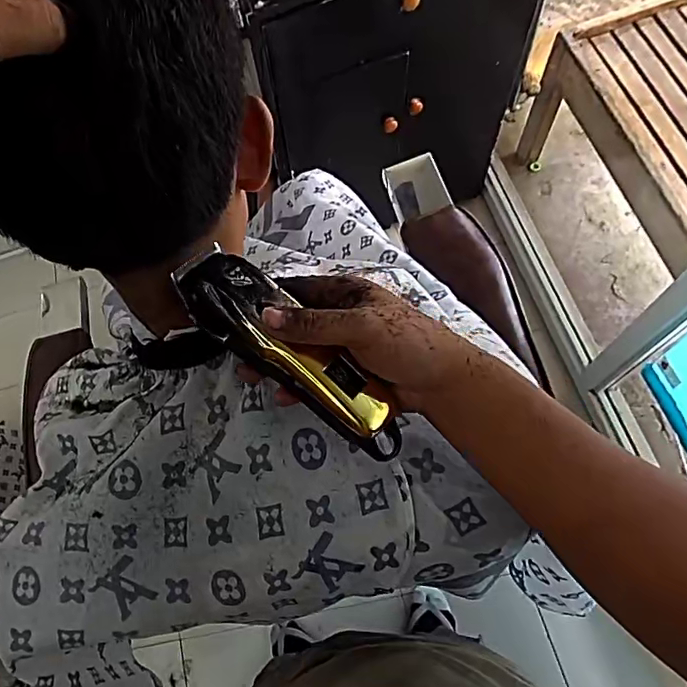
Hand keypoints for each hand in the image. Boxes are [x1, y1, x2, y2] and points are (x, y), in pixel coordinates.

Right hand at [258, 275, 491, 411]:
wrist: (442, 384)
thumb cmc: (411, 342)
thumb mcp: (359, 327)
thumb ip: (313, 324)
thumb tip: (269, 316)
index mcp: (345, 295)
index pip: (298, 292)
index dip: (270, 303)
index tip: (244, 319)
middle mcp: (340, 319)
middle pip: (295, 329)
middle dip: (271, 344)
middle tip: (247, 358)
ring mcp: (343, 349)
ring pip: (304, 357)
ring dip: (284, 369)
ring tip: (262, 379)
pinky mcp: (348, 375)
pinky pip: (318, 379)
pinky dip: (303, 387)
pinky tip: (290, 395)